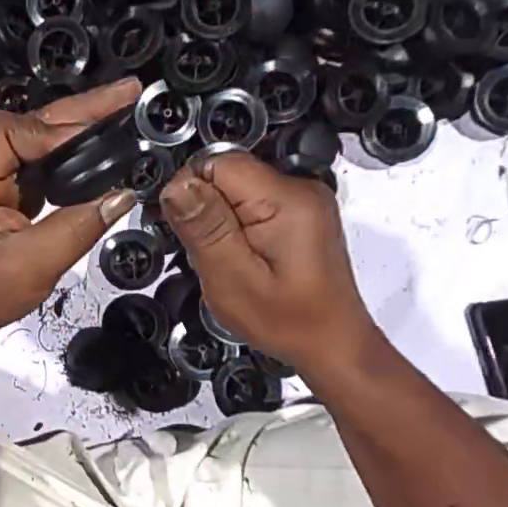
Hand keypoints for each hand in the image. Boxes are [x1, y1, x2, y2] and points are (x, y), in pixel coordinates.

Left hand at [0, 78, 143, 358]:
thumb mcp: (34, 264)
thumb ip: (78, 227)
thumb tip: (121, 196)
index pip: (11, 133)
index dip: (55, 129)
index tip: (96, 129)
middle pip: (29, 125)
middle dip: (77, 111)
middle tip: (123, 95)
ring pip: (38, 140)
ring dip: (77, 126)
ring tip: (118, 111)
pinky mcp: (14, 195)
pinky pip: (45, 163)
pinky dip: (73, 152)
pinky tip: (98, 145)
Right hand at [159, 153, 378, 369]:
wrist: (330, 344)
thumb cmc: (291, 321)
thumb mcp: (232, 280)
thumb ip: (204, 228)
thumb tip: (177, 185)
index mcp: (286, 201)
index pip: (217, 163)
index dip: (190, 195)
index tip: (190, 232)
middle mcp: (300, 191)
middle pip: (225, 174)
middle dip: (204, 212)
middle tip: (212, 254)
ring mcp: (301, 201)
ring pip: (233, 190)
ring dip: (218, 223)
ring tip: (230, 260)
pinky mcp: (297, 213)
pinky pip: (249, 205)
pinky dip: (234, 230)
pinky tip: (242, 258)